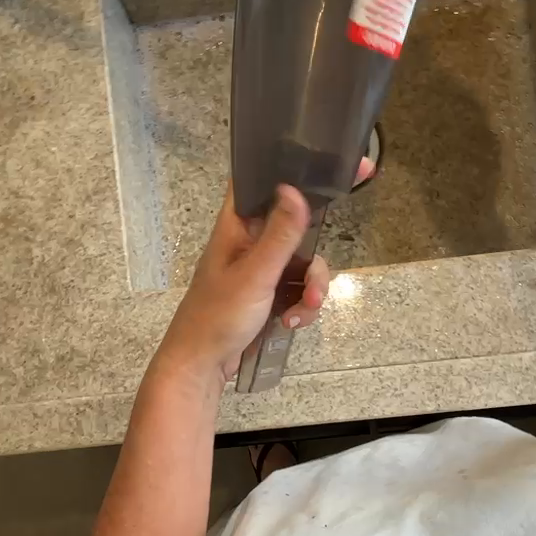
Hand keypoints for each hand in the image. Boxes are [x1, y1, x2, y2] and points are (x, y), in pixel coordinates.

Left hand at [154, 185, 333, 383]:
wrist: (201, 366)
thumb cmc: (218, 316)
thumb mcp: (254, 275)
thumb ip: (279, 234)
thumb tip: (295, 188)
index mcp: (237, 226)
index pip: (265, 183)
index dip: (296, 172)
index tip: (334, 169)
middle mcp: (250, 241)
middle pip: (298, 229)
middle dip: (313, 259)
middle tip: (317, 282)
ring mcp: (260, 269)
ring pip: (303, 264)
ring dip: (311, 289)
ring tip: (303, 312)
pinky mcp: (268, 295)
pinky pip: (298, 290)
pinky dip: (302, 306)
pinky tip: (292, 323)